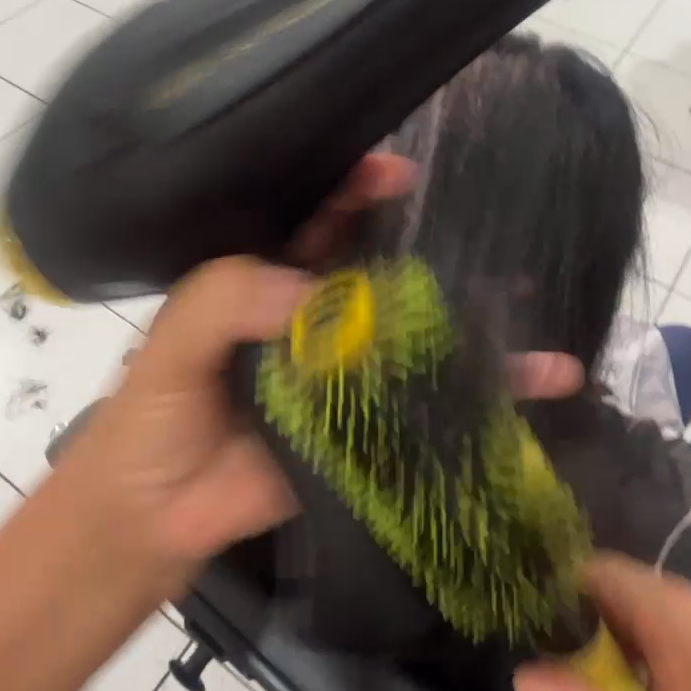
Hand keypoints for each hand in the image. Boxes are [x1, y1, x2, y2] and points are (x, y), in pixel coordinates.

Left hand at [52, 153, 588, 569]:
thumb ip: (228, 298)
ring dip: (471, 319)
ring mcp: (345, 377)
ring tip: (525, 297)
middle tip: (485, 230)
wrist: (153, 516)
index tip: (397, 174)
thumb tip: (317, 296)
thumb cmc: (152, 415)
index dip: (356, 192)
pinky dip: (483, 399)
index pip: (318, 223)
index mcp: (265, 284)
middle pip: (379, 273)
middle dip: (429, 247)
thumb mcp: (173, 341)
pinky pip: (427, 409)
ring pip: (414, 337)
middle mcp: (313, 321)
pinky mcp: (367, 433)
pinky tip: (538, 380)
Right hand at [513, 556, 690, 690]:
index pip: (665, 605)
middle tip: (558, 627)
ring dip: (636, 626)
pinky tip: (639, 688)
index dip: (608, 578)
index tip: (551, 584)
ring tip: (592, 662)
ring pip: (687, 624)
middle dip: (613, 601)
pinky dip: (663, 648)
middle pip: (675, 606)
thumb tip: (530, 675)